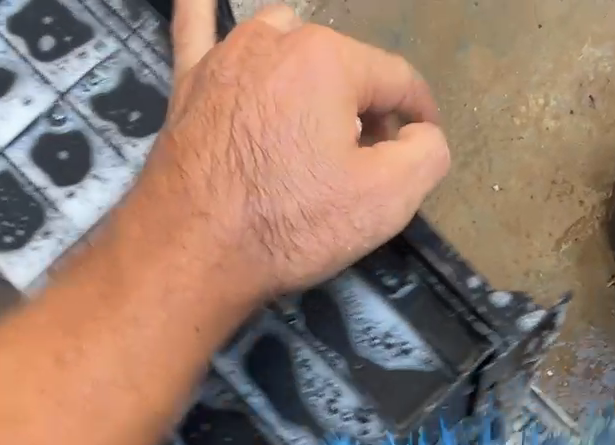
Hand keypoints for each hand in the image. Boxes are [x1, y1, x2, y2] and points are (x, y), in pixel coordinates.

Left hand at [133, 0, 451, 298]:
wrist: (193, 250)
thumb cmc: (293, 225)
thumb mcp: (386, 201)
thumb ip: (426, 155)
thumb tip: (423, 134)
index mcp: (330, 60)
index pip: (398, 79)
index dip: (420, 116)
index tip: (424, 147)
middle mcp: (275, 40)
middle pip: (344, 68)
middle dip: (365, 110)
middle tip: (366, 167)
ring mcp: (225, 57)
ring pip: (285, 47)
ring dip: (310, 78)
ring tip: (316, 127)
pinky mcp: (188, 85)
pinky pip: (198, 31)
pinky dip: (206, 16)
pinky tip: (208, 2)